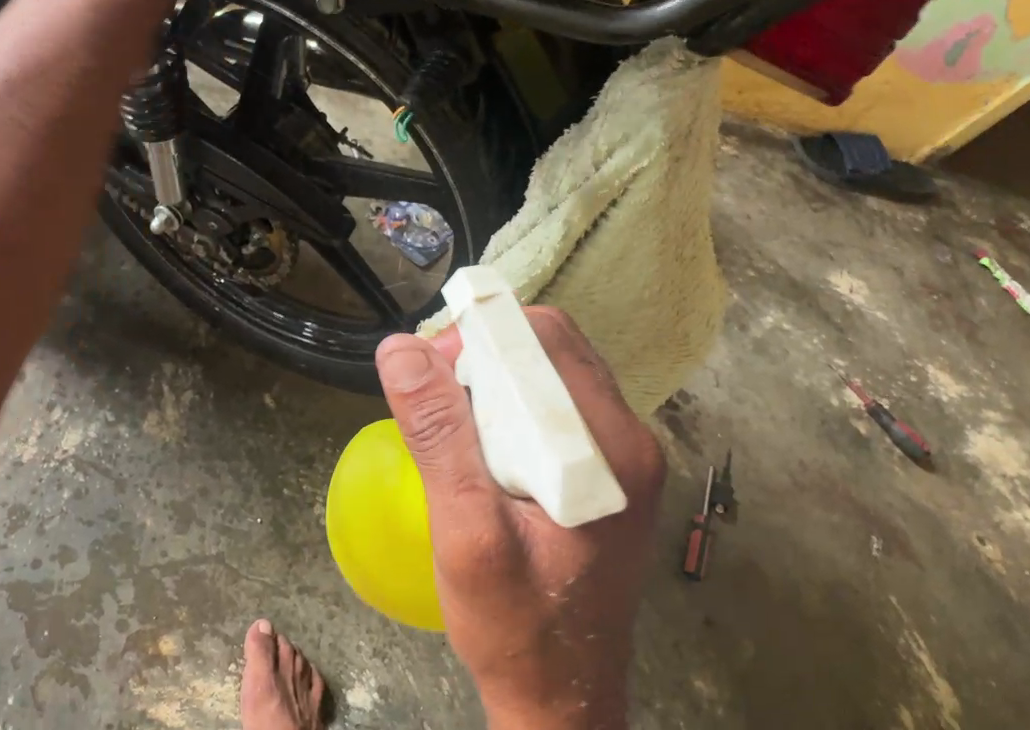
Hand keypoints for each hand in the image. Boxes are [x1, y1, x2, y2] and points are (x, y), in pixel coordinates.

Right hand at [375, 308, 665, 729]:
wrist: (561, 698)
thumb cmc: (516, 626)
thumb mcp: (465, 532)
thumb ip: (438, 436)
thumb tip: (401, 348)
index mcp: (609, 448)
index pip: (544, 340)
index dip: (479, 336)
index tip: (429, 371)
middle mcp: (628, 440)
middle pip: (548, 349)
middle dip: (481, 357)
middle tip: (431, 401)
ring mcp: (621, 457)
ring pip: (548, 374)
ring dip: (490, 382)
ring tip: (448, 428)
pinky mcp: (604, 473)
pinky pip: (551, 407)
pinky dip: (506, 408)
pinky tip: (477, 449)